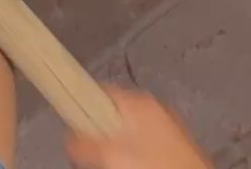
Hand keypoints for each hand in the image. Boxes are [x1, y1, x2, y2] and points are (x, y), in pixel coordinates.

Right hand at [67, 89, 210, 168]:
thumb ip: (81, 143)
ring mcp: (172, 125)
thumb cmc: (153, 166)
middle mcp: (155, 105)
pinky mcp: (182, 145)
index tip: (76, 123)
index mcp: (138, 99)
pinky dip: (140, 150)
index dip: (83, 105)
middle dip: (103, 128)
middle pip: (115, 110)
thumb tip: (67, 138)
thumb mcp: (109, 156)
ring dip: (121, 141)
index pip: (97, 89)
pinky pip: (149, 140)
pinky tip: (138, 164)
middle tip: (97, 148)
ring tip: (118, 160)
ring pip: (132, 127)